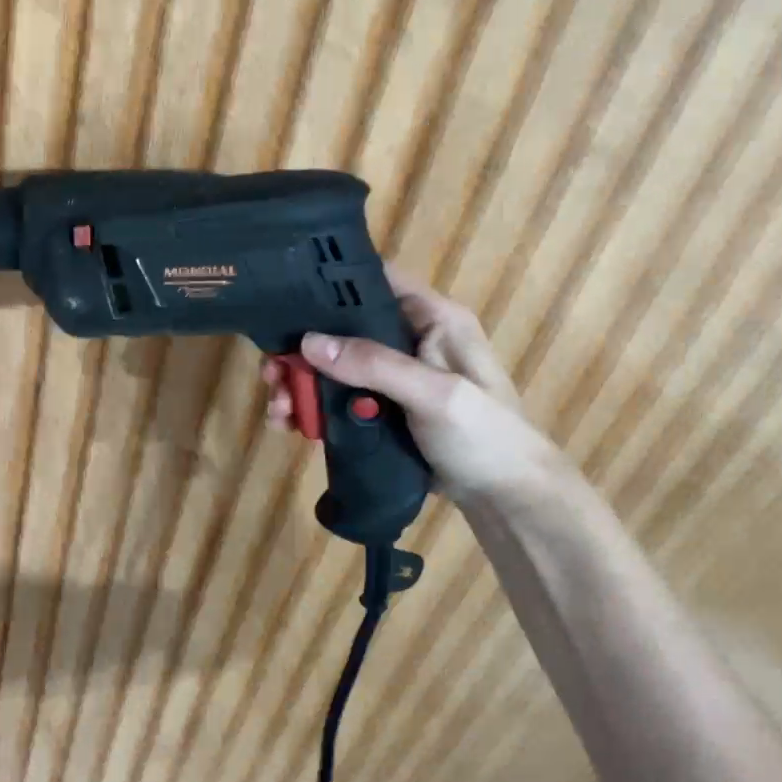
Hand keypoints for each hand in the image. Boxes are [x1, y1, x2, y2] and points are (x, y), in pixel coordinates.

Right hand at [261, 265, 565, 501]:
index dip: (326, 282)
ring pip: (326, 364)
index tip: (282, 299)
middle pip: (336, 327)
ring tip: (279, 410)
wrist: (509, 501)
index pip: (372, 280)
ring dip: (296, 383)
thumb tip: (307, 342)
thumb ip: (375, 365)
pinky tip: (288, 423)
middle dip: (297, 349)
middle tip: (272, 374)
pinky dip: (306, 406)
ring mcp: (388, 375)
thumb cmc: (488, 438)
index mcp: (430, 319)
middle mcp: (405, 338)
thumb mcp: (437, 396)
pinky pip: (330, 396)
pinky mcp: (375, 406)